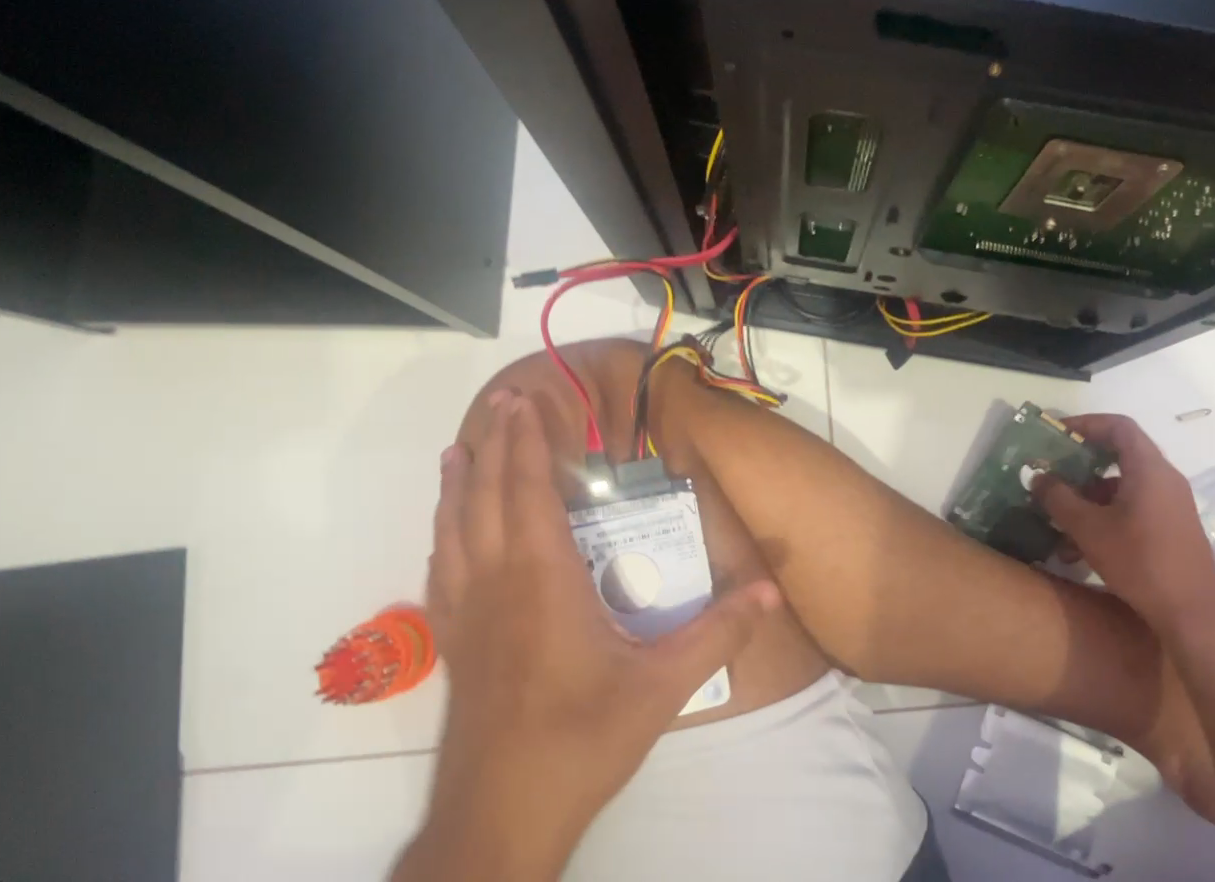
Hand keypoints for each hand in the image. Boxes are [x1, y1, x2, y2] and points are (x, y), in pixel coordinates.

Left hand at [410, 389, 779, 879]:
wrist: (503, 812)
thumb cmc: (583, 739)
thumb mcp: (663, 686)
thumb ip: (718, 632)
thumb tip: (773, 589)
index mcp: (544, 579)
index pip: (528, 491)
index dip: (525, 443)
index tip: (523, 402)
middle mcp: (497, 582)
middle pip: (488, 497)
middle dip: (496, 445)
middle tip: (503, 403)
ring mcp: (468, 613)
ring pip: (455, 530)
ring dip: (459, 485)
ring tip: (458, 451)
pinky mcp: (455, 643)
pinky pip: (442, 569)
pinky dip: (443, 534)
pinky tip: (447, 533)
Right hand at [1034, 414, 1214, 628]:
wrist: (1191, 612)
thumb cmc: (1139, 561)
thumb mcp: (1088, 528)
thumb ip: (1059, 498)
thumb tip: (1038, 477)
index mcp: (1149, 469)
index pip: (1118, 426)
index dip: (1086, 423)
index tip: (1057, 433)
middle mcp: (1165, 478)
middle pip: (1121, 454)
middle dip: (1082, 462)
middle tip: (1053, 471)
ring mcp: (1171, 504)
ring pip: (1124, 485)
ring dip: (1090, 496)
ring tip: (1059, 518)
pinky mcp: (1172, 527)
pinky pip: (1134, 506)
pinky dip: (1106, 515)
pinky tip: (1080, 546)